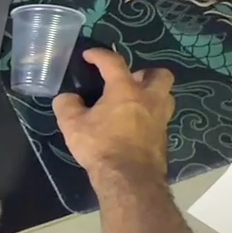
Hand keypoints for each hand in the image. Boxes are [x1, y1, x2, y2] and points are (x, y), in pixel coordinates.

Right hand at [53, 48, 174, 184]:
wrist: (128, 177)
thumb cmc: (100, 145)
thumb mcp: (71, 124)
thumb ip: (67, 105)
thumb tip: (68, 98)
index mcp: (125, 90)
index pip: (114, 63)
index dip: (99, 55)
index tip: (88, 55)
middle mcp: (149, 98)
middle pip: (159, 74)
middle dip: (144, 73)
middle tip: (127, 81)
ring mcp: (160, 117)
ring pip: (164, 95)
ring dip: (151, 93)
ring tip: (131, 102)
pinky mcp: (162, 135)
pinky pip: (158, 115)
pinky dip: (147, 114)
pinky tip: (130, 124)